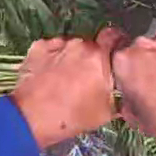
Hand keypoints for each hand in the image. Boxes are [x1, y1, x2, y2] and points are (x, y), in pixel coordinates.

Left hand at [11, 30, 118, 149]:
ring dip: (71, 57)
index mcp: (99, 56)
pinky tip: (48, 74)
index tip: (113, 54)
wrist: (30, 119)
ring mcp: (57, 43)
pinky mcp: (38, 47)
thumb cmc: (72, 117)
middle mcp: (79, 44)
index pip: (114, 36)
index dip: (115, 43)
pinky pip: (51, 48)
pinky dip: (52, 58)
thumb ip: (118, 94)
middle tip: (86, 76)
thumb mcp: (106, 112)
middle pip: (90, 44)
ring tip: (63, 78)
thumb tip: (124, 89)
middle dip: (90, 57)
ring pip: (70, 46)